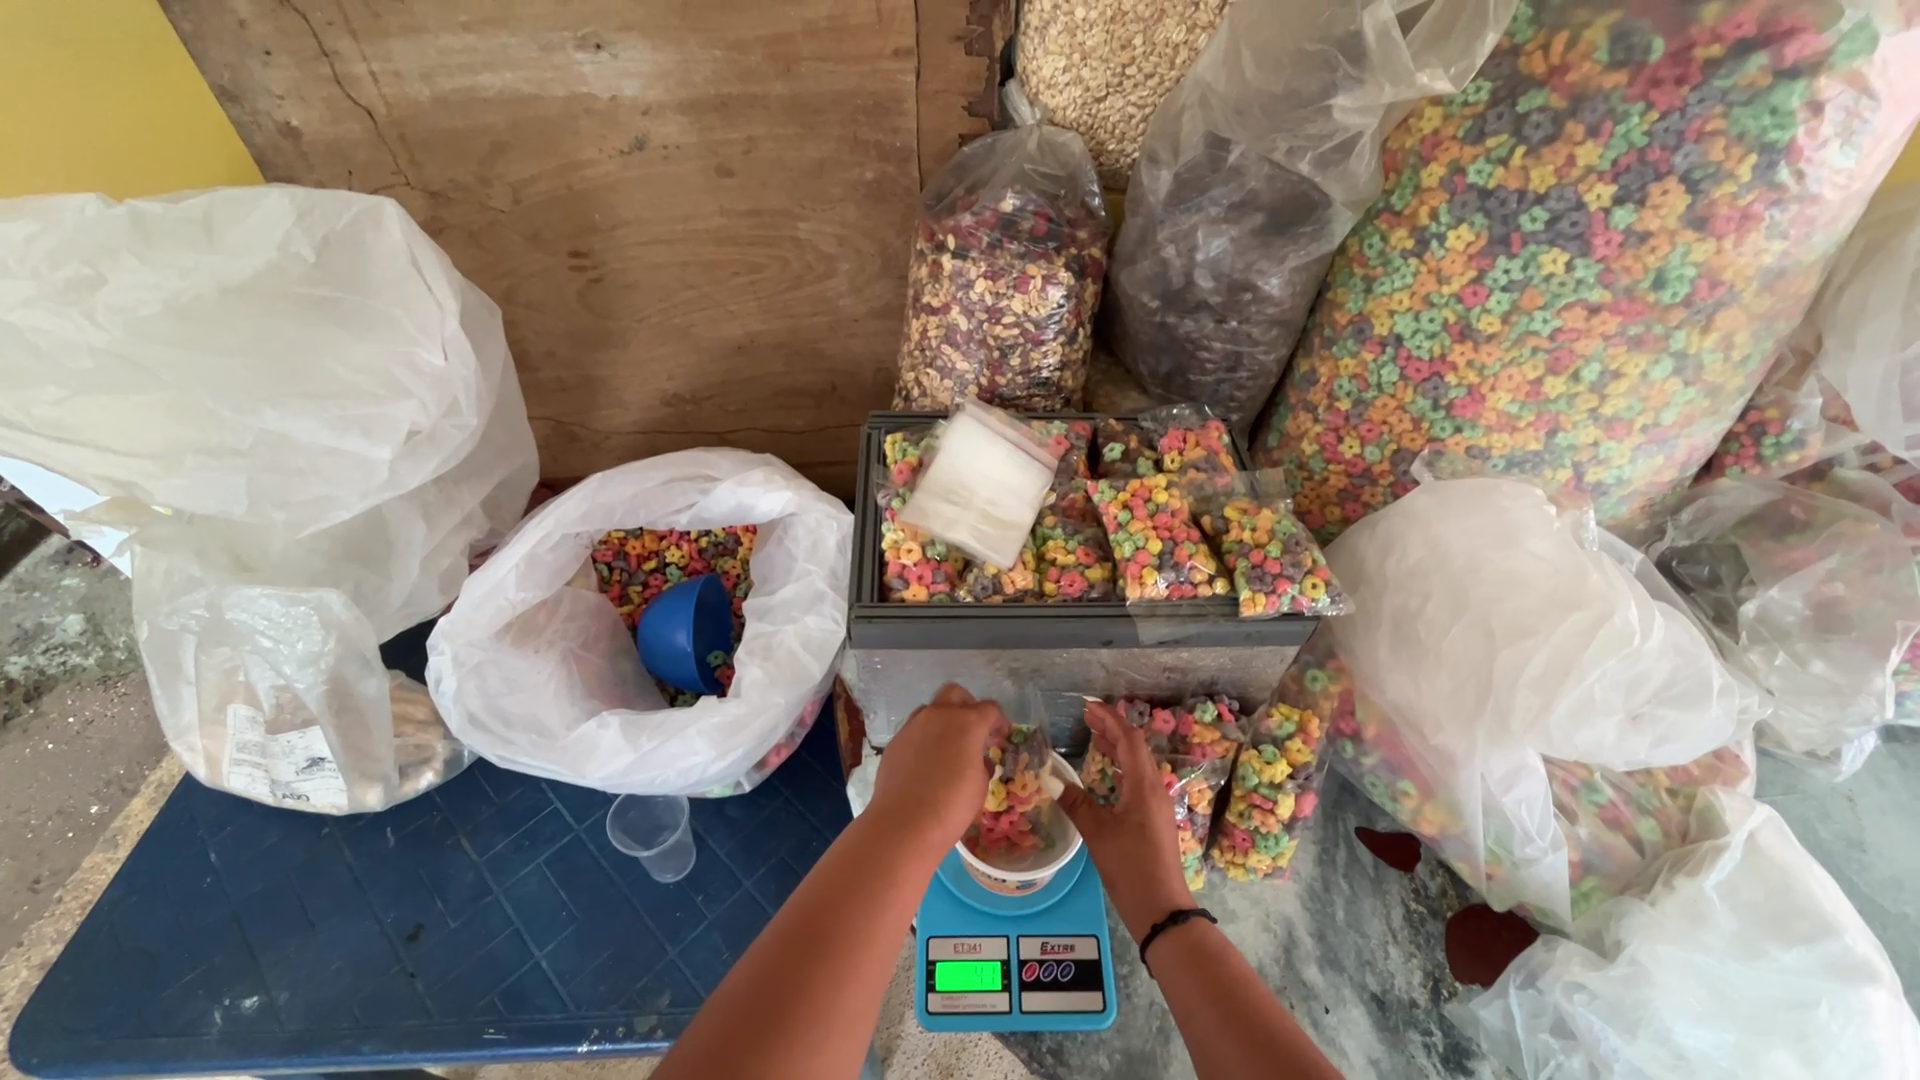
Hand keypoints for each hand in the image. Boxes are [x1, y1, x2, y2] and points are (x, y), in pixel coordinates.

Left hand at [869, 683, 1009, 853]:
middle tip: (974, 730)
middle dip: (968, 706)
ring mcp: (913, 726)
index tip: (1001, 737)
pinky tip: (926, 762)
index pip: (990, 709)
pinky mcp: (895, 741)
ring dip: (943, 720)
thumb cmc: (953, 804)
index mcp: (968, 722)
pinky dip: (924, 738)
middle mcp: (939, 715)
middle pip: (955, 693)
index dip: (999, 721)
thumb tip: (978, 759)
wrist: (905, 821)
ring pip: (930, 709)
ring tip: (948, 746)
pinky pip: (914, 730)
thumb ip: (981, 764)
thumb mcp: (980, 785)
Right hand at [1057, 700, 1195, 943]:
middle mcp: (1154, 788)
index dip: (1109, 718)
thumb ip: (1076, 802)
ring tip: (1093, 737)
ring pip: (1137, 764)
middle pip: (1135, 747)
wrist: (1161, 908)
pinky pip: (1137, 780)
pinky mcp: (1154, 819)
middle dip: (1111, 728)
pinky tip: (1105, 774)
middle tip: (1086, 717)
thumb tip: (1051, 780)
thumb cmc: (1130, 867)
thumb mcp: (1097, 833)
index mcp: (1143, 785)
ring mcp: (1156, 804)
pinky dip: (1120, 767)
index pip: (1129, 738)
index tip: (1088, 706)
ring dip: (1116, 747)